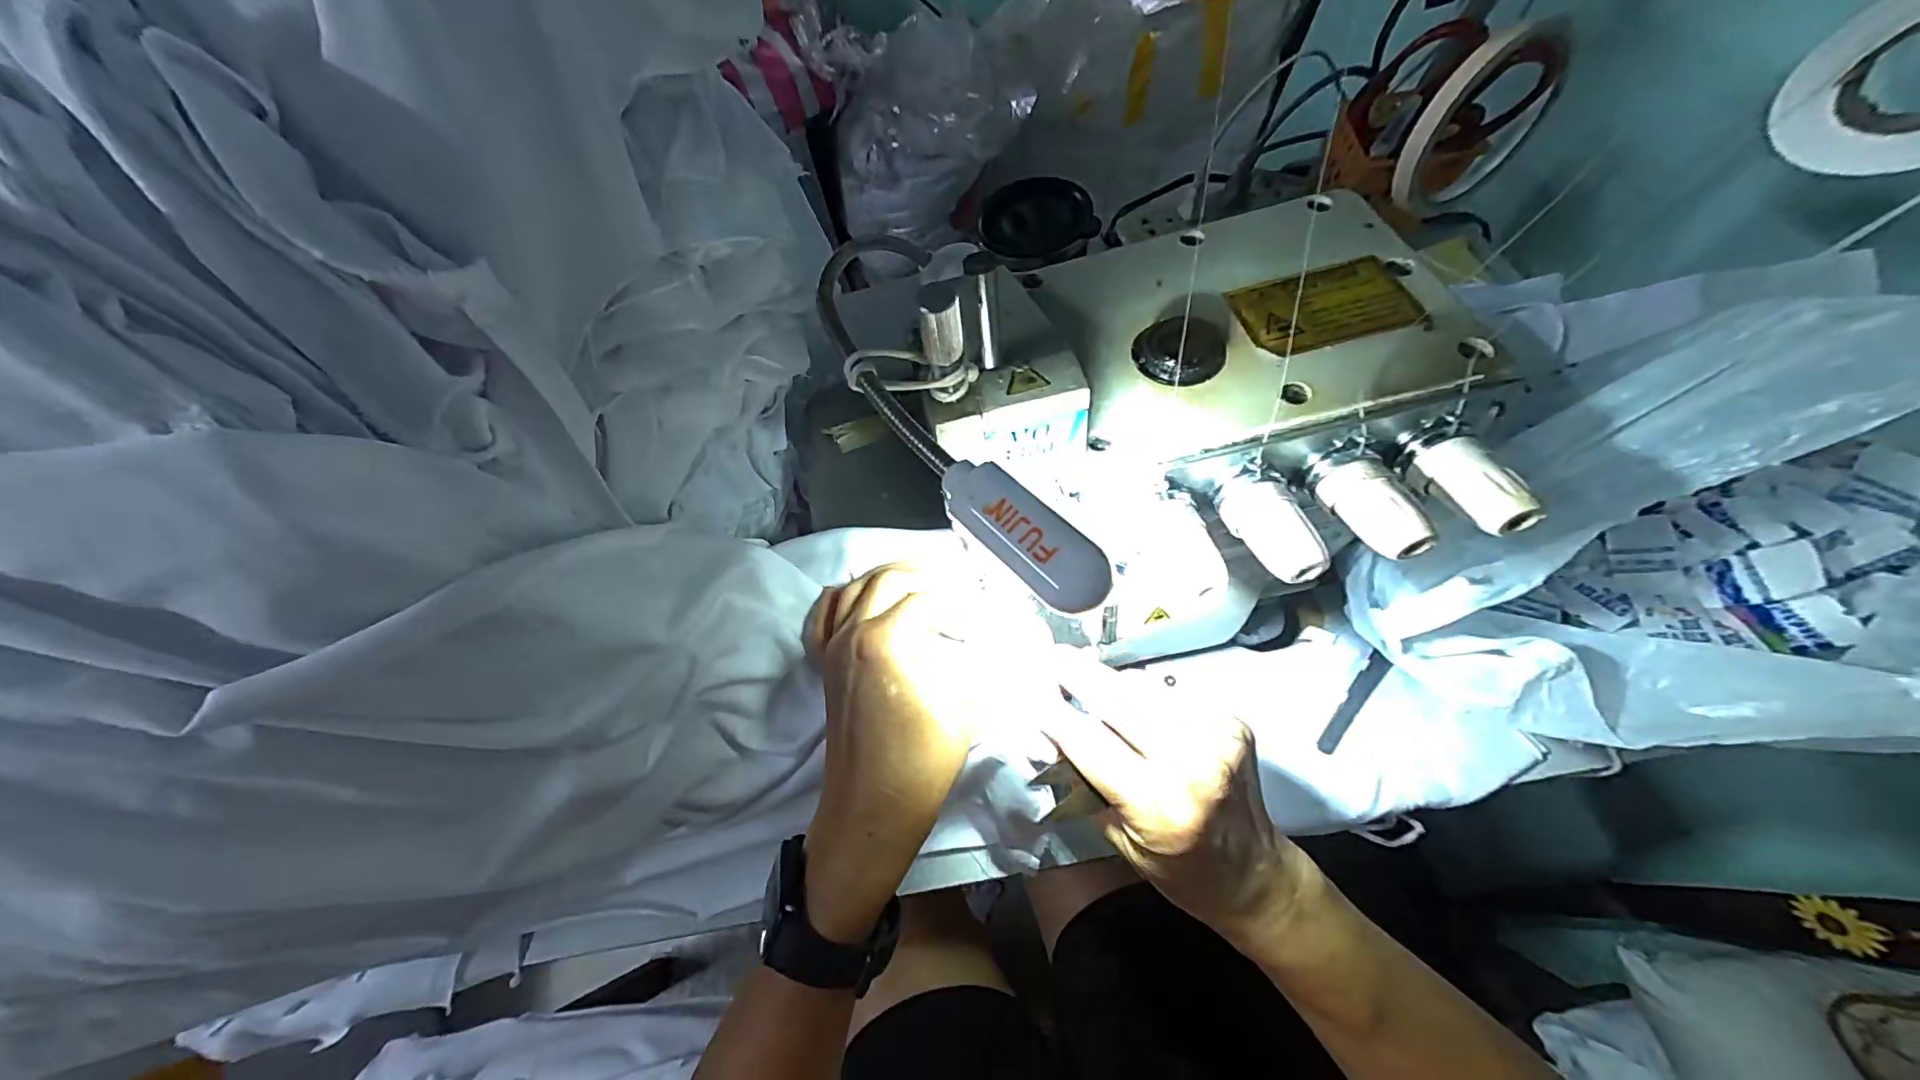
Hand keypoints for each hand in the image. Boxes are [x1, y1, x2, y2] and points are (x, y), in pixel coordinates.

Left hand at [801, 564, 980, 942]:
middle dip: (926, 575)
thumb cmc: (921, 761)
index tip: (985, 610)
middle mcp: (853, 634)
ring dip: (888, 578)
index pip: (928, 597)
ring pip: (854, 588)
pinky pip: (823, 615)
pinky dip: (843, 597)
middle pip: (888, 579)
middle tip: (958, 588)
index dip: (961, 601)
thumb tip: (1014, 642)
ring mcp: (832, 648)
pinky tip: (861, 597)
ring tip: (920, 583)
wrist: (872, 807)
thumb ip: (986, 665)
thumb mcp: (967, 708)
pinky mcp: (824, 665)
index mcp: (887, 639)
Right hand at [1040, 648, 1317, 953]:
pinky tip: (1133, 700)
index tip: (1030, 693)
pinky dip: (1146, 693)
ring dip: (1112, 680)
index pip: (1090, 743)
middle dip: (1080, 674)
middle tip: (1054, 656)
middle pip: (1120, 700)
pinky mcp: (1231, 722)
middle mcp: (1191, 763)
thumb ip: (1088, 786)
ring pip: (1147, 689)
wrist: (1253, 874)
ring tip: (1085, 672)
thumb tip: (1055, 740)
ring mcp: (1216, 736)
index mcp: (1158, 805)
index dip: (1056, 715)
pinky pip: (1173, 694)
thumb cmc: (1180, 871)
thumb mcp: (1120, 840)